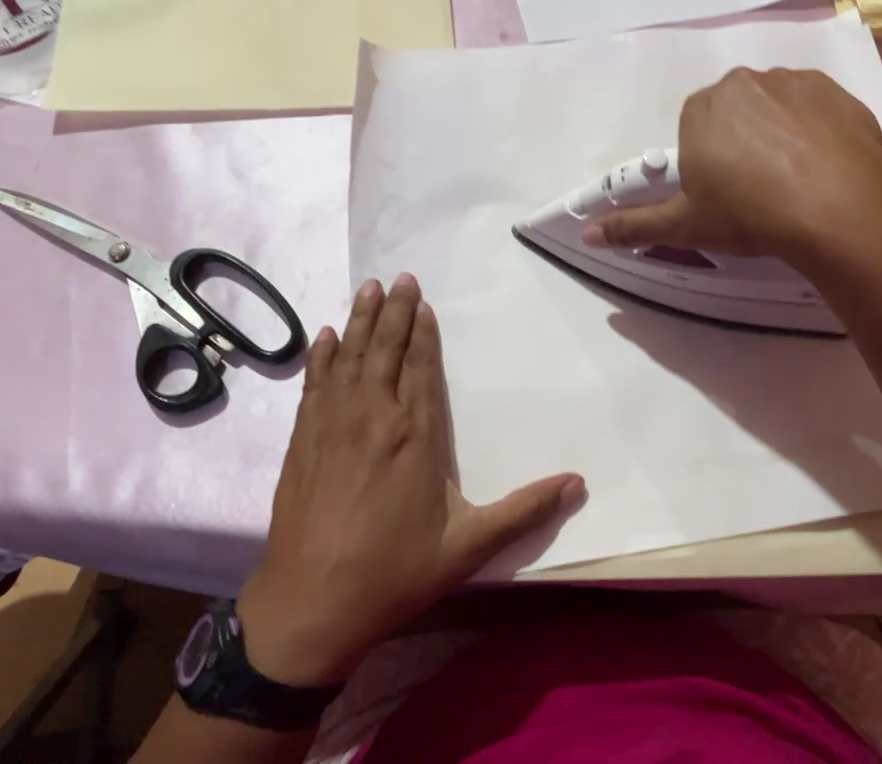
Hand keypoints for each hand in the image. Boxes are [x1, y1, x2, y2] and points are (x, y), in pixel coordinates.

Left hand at [237, 275, 582, 686]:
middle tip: (397, 278)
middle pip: (384, 350)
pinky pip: (316, 384)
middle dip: (392, 312)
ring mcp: (333, 426)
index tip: (422, 300)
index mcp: (415, 434)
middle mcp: (374, 417)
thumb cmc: (394, 572)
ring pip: (349, 358)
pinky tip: (326, 337)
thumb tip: (578, 483)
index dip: (422, 331)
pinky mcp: (304, 441)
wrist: (310, 604)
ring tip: (367, 289)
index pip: (420, 367)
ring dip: (359, 321)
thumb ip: (524, 511)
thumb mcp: (468, 547)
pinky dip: (323, 356)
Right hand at [590, 68, 881, 264]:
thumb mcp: (686, 226)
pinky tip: (826, 170)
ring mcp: (797, 83)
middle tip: (758, 190)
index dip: (708, 160)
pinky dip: (819, 134)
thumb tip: (588, 235)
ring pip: (778, 108)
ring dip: (781, 134)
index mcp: (703, 107)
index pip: (695, 126)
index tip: (723, 191)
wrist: (839, 212)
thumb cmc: (750, 215)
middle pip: (737, 112)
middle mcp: (745, 83)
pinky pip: (819, 111)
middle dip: (743, 143)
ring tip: (796, 182)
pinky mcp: (840, 94)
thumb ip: (634, 225)